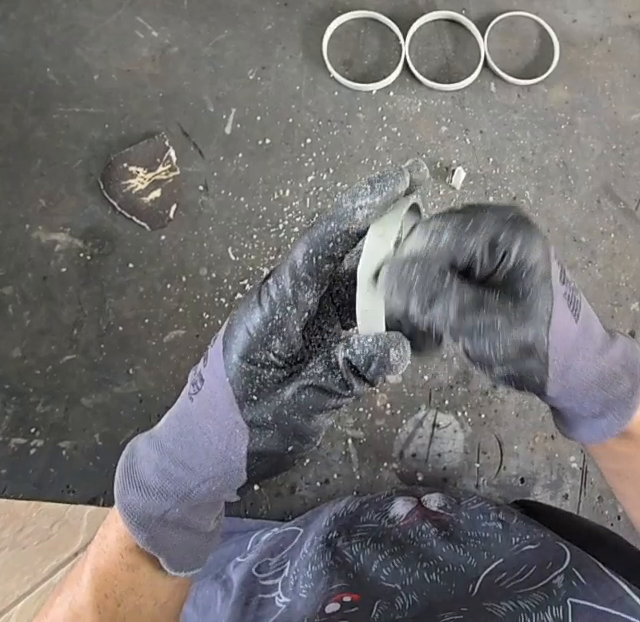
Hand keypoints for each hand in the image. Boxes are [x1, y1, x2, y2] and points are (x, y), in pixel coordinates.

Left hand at [113, 164, 417, 575]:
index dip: (361, 210)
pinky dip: (386, 305)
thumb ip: (347, 373)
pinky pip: (356, 308)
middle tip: (424, 195)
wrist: (207, 456)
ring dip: (391, 263)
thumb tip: (401, 346)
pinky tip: (416, 311)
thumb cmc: (240, 428)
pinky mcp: (316, 333)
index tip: (400, 183)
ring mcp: (306, 314)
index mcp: (278, 304)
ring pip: (355, 277)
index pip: (322, 244)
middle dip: (382, 220)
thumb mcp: (297, 405)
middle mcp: (294, 297)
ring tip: (432, 252)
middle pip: (344, 249)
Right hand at [383, 204, 639, 444]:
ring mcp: (492, 237)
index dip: (404, 270)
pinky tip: (435, 323)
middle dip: (411, 281)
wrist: (577, 367)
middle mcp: (496, 222)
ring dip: (420, 290)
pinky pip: (445, 264)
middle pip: (429, 241)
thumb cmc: (538, 349)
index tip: (389, 310)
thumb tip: (386, 275)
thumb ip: (436, 297)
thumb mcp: (484, 327)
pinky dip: (434, 292)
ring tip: (420, 330)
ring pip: (431, 254)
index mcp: (503, 230)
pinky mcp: (486, 255)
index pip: (432, 236)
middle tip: (403, 325)